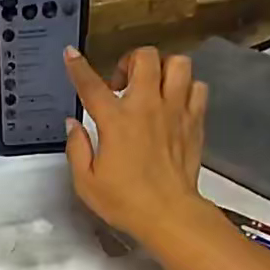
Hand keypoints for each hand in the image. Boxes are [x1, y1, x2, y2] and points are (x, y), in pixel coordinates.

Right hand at [63, 46, 214, 244]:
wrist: (169, 215)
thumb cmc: (125, 201)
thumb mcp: (86, 181)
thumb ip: (76, 148)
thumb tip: (73, 125)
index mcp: (115, 122)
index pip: (91, 85)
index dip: (78, 67)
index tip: (71, 55)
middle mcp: (147, 108)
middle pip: (145, 58)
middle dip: (130, 61)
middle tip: (122, 84)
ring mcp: (176, 112)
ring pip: (178, 64)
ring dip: (162, 69)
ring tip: (152, 87)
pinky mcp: (195, 122)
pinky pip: (198, 88)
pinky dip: (186, 88)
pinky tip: (175, 103)